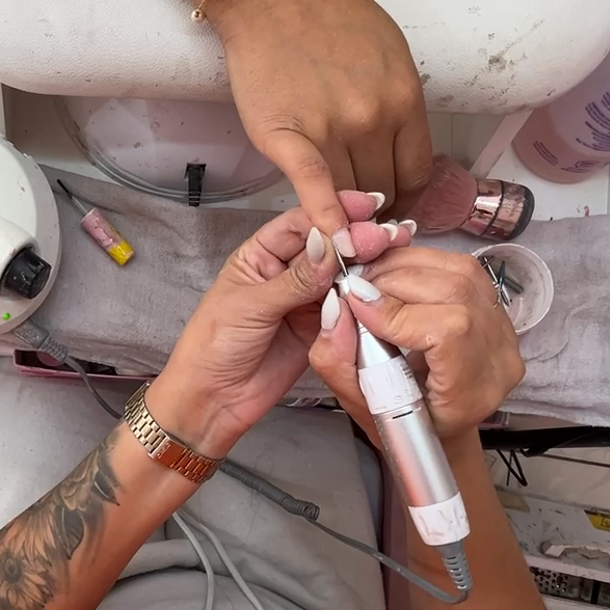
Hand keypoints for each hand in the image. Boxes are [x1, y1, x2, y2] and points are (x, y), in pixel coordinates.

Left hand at [144, 193, 413, 456]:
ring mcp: (304, 301)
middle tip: (386, 235)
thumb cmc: (213, 347)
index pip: (299, 224)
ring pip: (341, 275)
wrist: (214, 400)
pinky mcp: (320, 329)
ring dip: (367, 264)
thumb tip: (330, 247)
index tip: (362, 210)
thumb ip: (294, 280)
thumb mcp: (250, 306)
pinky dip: (364, 297)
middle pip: (326, 246)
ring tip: (395, 250)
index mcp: (258, 256)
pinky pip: (346, 307)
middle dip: (356, 237)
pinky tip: (384, 284)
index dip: (330, 214)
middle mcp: (284, 273)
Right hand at [217, 0, 434, 255]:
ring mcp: (332, 131)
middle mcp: (375, 119)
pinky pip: (314, 190)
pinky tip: (329, 242)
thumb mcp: (389, 55)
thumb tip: (395, 154)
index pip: (416, 175)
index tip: (389, 210)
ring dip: (344, 214)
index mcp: (406, 99)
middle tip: (357, 223)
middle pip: (381, 191)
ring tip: (336, 227)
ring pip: (348, 196)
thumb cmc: (331, 17)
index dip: (403, 201)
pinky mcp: (289, 139)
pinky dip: (324, 219)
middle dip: (372, 212)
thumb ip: (396, 106)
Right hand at [308, 247, 523, 438]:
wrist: (436, 422)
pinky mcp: (497, 308)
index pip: (448, 331)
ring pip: (461, 271)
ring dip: (405, 265)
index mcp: (469, 393)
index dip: (397, 310)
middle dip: (394, 281)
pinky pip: (463, 268)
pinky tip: (392, 274)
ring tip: (369, 280)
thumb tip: (336, 306)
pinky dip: (420, 262)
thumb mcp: (356, 403)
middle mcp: (499, 358)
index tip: (354, 302)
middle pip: (456, 291)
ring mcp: (505, 330)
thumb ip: (336, 360)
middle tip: (354, 289)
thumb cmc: (399, 421)